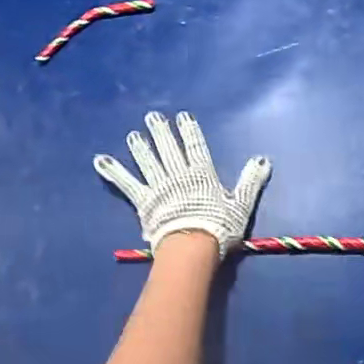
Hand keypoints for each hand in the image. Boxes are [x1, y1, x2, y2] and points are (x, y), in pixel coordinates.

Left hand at [94, 111, 270, 257]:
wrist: (192, 247)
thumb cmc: (219, 229)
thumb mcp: (241, 205)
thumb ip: (250, 181)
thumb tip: (263, 160)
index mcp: (201, 175)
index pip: (195, 147)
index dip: (189, 131)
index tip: (183, 117)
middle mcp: (178, 176)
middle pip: (168, 149)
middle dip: (160, 132)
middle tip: (152, 116)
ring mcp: (159, 187)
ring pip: (148, 162)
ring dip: (140, 147)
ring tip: (133, 135)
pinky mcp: (143, 201)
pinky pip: (126, 184)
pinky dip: (113, 171)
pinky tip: (100, 160)